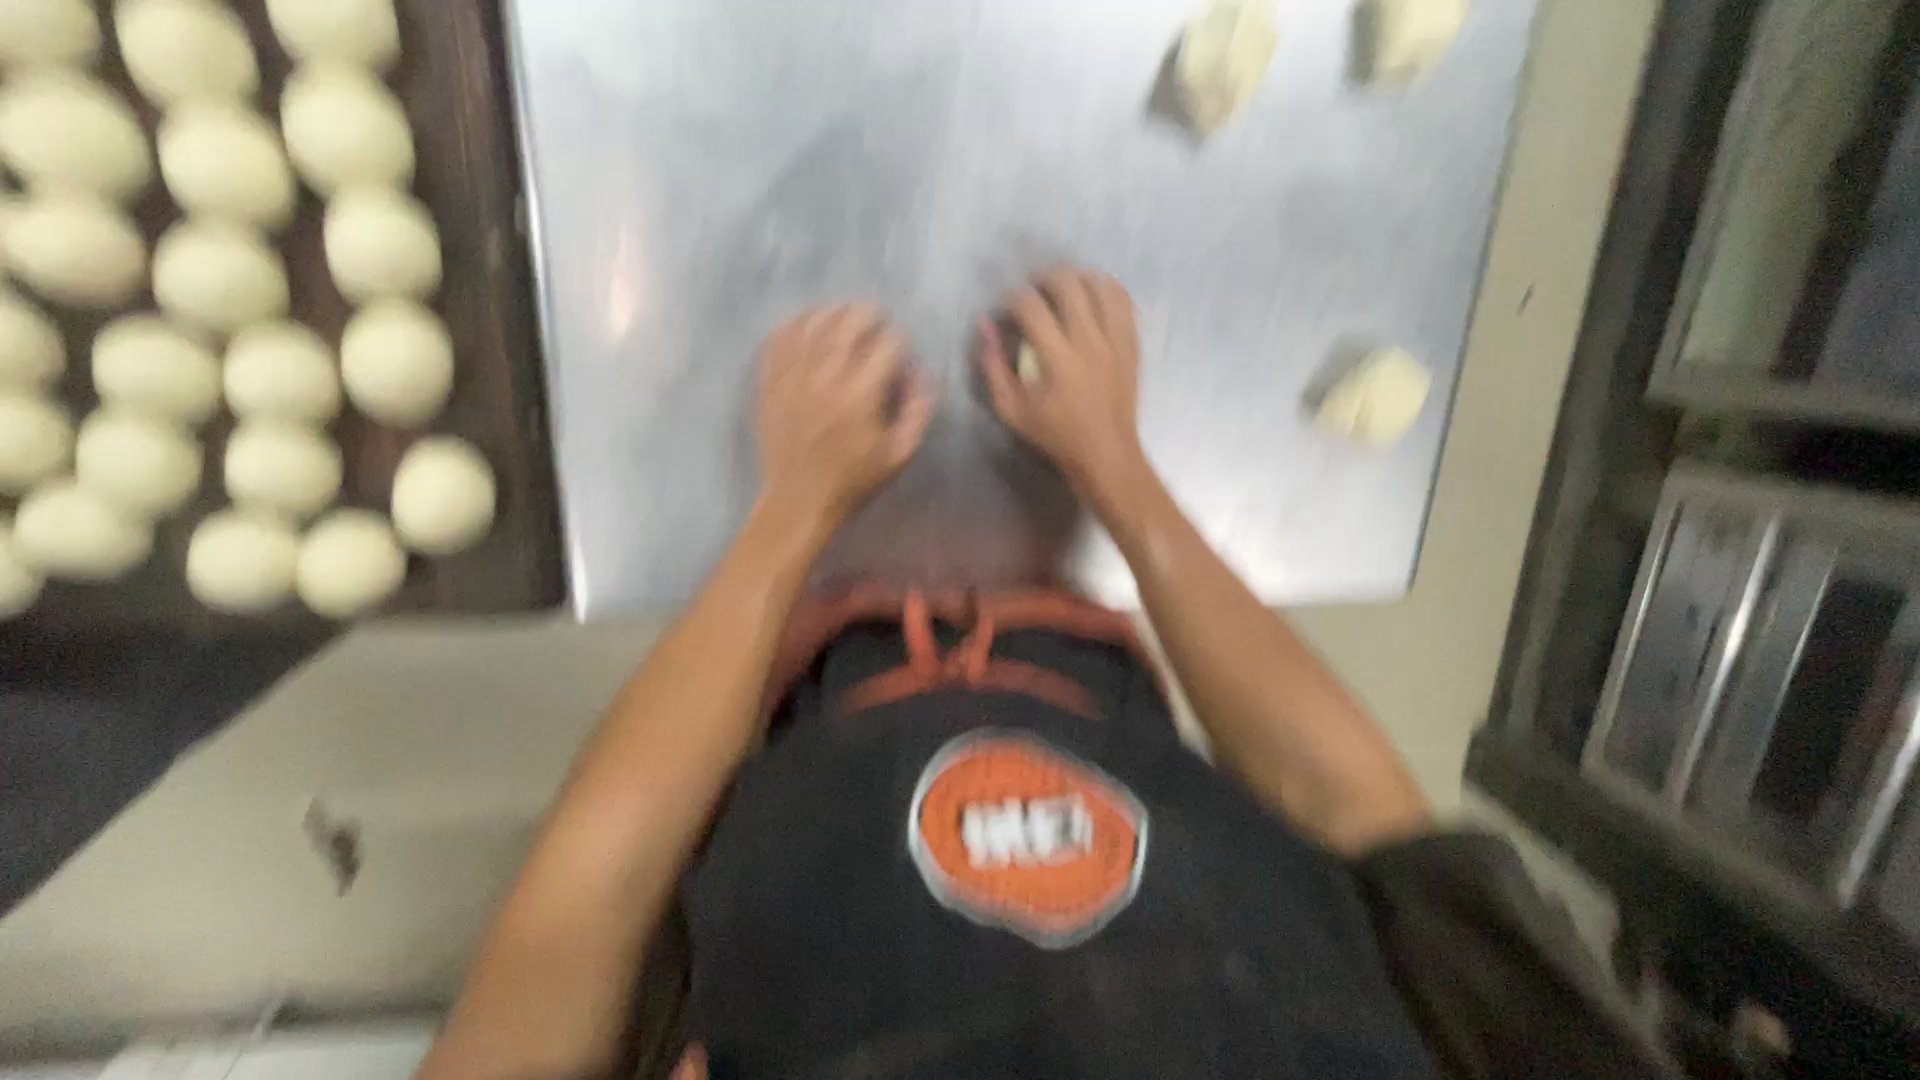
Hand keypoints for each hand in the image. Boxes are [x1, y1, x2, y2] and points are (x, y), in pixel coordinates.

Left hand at [756, 303, 933, 529]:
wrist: (799, 500)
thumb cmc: (854, 480)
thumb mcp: (900, 454)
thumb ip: (917, 411)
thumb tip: (922, 375)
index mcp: (860, 395)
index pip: (885, 344)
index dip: (898, 340)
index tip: (901, 350)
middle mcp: (825, 378)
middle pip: (846, 323)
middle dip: (866, 314)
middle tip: (875, 318)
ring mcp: (793, 378)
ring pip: (810, 324)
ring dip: (830, 311)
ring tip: (842, 313)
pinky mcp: (770, 384)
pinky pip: (777, 341)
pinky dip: (791, 324)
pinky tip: (803, 322)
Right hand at [979, 268, 1149, 511]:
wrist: (1106, 452)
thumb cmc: (1055, 435)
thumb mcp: (1012, 410)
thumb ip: (994, 367)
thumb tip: (986, 326)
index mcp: (1058, 359)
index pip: (1031, 306)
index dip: (1012, 298)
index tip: (1005, 310)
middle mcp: (1090, 342)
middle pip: (1068, 284)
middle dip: (1044, 277)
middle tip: (1032, 289)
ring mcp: (1116, 340)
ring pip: (1101, 285)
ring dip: (1078, 277)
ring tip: (1063, 288)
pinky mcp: (1132, 343)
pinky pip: (1124, 301)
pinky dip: (1106, 290)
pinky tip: (1093, 297)